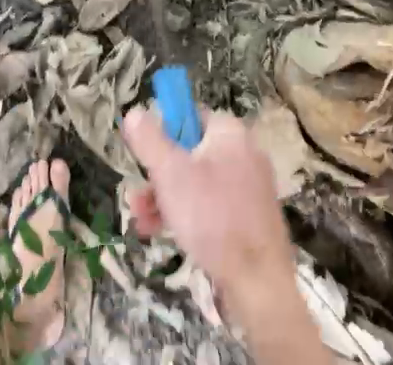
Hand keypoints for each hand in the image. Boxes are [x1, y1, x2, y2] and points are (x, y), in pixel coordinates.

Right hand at [122, 108, 296, 301]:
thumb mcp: (169, 172)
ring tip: (140, 220)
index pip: (190, 115)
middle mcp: (243, 154)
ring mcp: (249, 187)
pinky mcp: (249, 217)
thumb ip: (149, 139)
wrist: (258, 281)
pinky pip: (211, 205)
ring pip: (196, 182)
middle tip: (137, 196)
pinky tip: (159, 232)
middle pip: (189, 152)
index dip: (163, 132)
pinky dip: (185, 214)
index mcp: (229, 133)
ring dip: (164, 198)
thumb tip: (134, 112)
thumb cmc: (211, 216)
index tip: (144, 154)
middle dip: (157, 175)